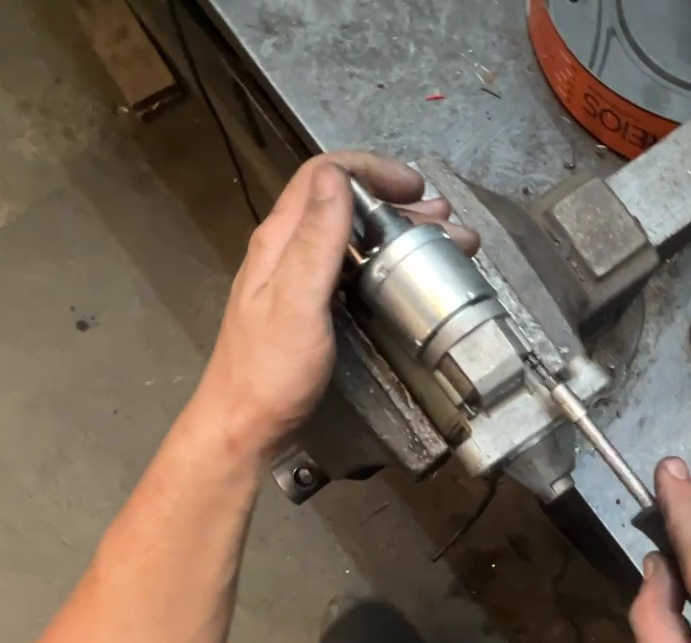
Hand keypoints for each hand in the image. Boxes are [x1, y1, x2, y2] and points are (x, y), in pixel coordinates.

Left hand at [191, 151, 479, 456]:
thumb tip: (337, 176)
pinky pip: (350, 270)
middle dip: (397, 206)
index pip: (323, 176)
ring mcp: (296, 281)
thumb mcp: (297, 300)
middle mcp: (287, 251)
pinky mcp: (309, 310)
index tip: (414, 188)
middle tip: (445, 224)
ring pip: (350, 239)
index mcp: (280, 240)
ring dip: (397, 235)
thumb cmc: (271, 370)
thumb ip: (315, 239)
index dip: (371, 170)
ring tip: (444, 247)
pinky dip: (384, 264)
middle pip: (342, 206)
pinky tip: (407, 278)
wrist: (244, 425)